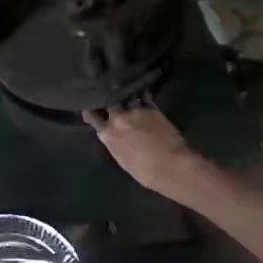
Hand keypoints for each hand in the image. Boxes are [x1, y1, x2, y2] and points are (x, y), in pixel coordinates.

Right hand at [83, 105, 212, 198]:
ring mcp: (135, 110)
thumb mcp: (122, 159)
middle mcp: (118, 117)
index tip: (91, 107)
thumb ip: (114, 142)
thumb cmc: (145, 171)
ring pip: (125, 97)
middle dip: (108, 100)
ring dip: (124, 96)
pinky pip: (143, 97)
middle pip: (109, 102)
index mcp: (107, 133)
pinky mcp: (152, 107)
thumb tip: (113, 134)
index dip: (90, 110)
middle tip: (109, 97)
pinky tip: (141, 94)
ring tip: (124, 91)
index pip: (91, 115)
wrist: (171, 164)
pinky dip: (141, 96)